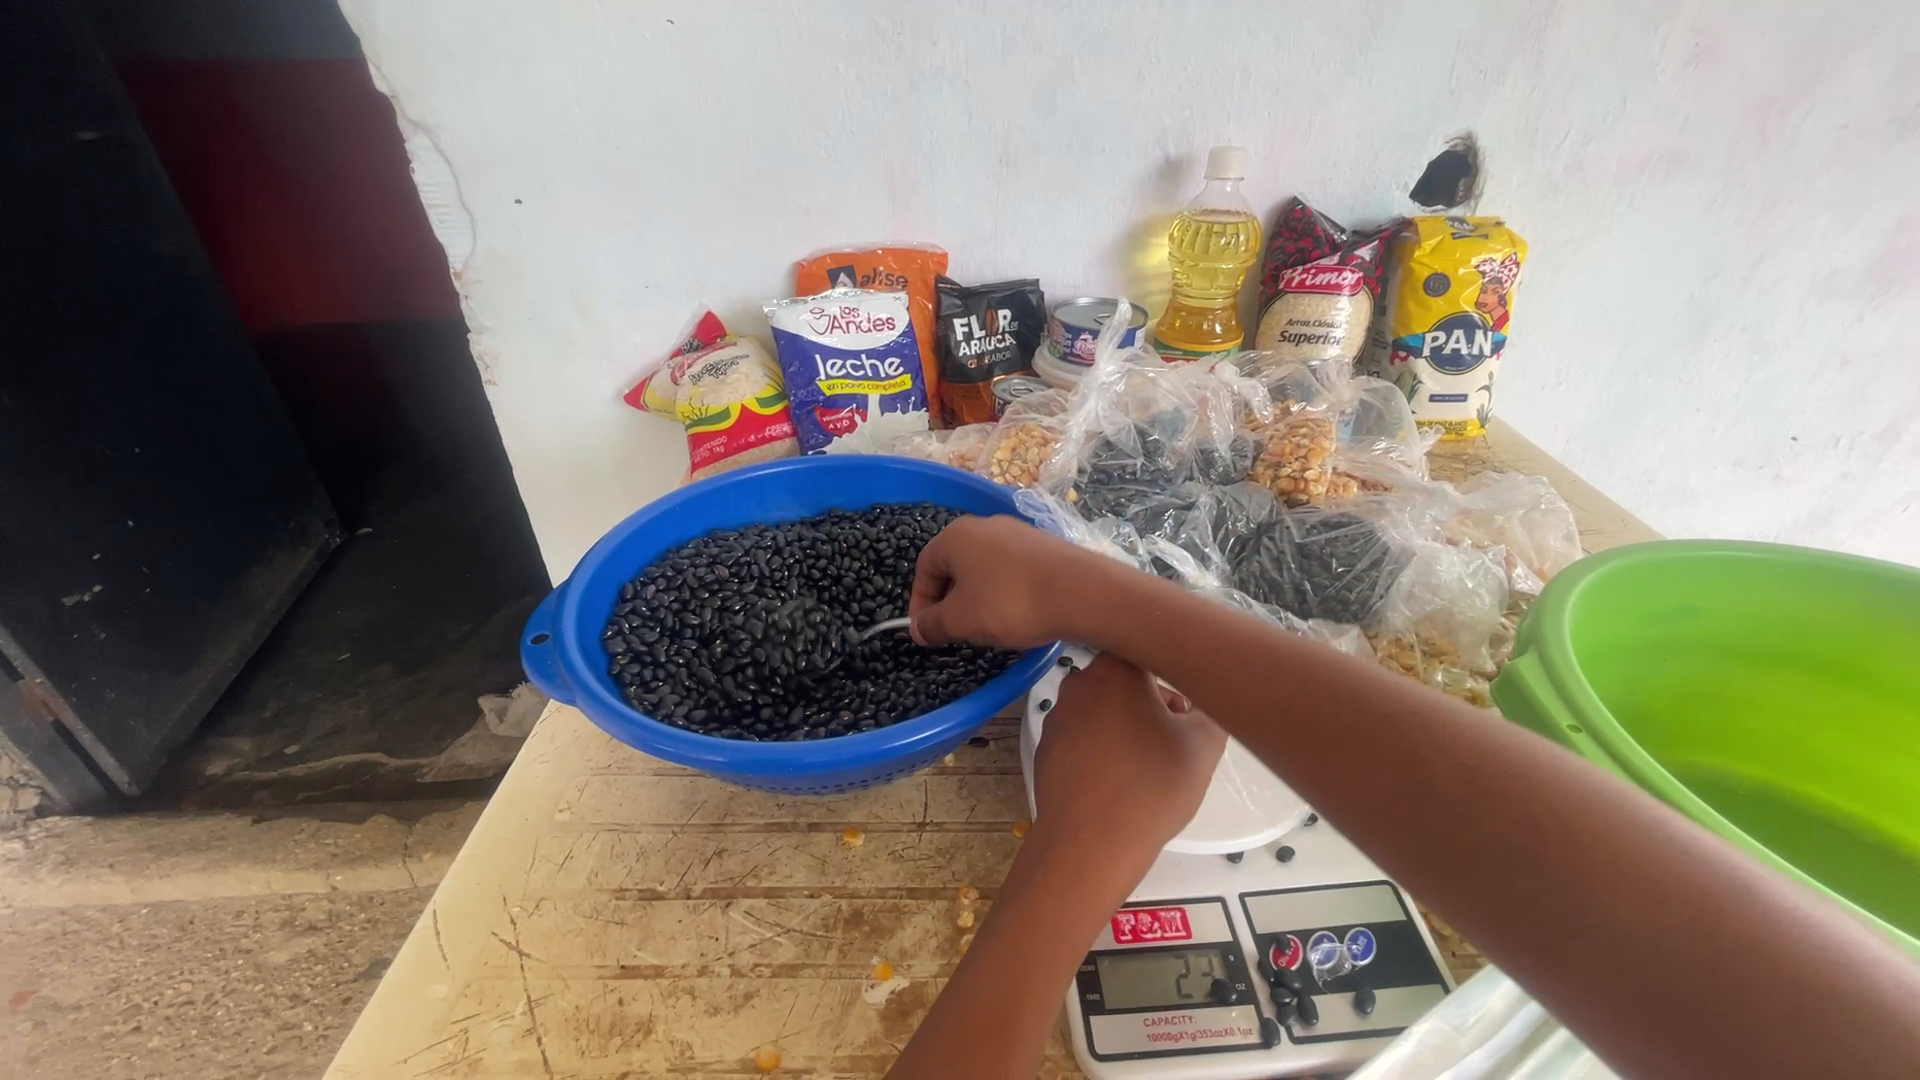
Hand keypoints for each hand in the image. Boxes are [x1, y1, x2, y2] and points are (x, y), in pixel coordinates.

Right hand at [909, 514, 1107, 648]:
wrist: (1081, 592)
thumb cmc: (1010, 603)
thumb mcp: (961, 620)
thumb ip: (933, 624)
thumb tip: (918, 628)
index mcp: (956, 536)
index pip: (924, 568)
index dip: (920, 603)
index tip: (927, 632)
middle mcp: (985, 525)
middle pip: (955, 566)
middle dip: (950, 601)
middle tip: (956, 632)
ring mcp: (1018, 532)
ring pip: (984, 569)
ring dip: (979, 598)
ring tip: (988, 627)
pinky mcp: (1044, 546)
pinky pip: (1012, 570)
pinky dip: (1006, 592)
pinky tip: (1018, 614)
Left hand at [1031, 654, 1225, 866]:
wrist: (1091, 842)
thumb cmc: (1152, 785)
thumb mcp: (1203, 745)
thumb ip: (1211, 710)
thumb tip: (1203, 703)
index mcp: (1115, 669)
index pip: (1148, 652)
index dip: (1174, 674)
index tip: (1188, 705)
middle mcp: (1079, 683)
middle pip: (1123, 680)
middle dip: (1151, 702)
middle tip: (1175, 737)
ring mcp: (1057, 715)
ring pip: (1102, 708)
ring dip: (1127, 725)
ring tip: (1149, 763)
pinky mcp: (1046, 746)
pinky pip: (1083, 736)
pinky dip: (1102, 748)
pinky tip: (1119, 780)